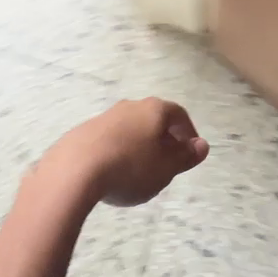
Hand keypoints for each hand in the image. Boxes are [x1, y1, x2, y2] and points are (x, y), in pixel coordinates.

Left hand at [37, 97, 209, 206]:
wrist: (74, 169)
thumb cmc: (130, 168)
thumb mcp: (165, 168)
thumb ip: (185, 157)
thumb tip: (202, 145)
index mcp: (155, 109)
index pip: (179, 115)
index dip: (188, 133)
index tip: (191, 151)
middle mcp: (131, 106)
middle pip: (154, 118)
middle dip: (163, 138)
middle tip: (167, 161)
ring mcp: (106, 116)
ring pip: (131, 127)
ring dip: (139, 144)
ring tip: (140, 169)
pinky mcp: (85, 131)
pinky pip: (110, 138)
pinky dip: (118, 150)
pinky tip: (114, 171)